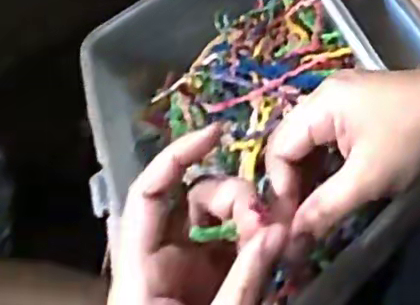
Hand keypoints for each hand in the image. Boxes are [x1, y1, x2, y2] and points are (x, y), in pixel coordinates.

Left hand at [111, 126, 287, 304]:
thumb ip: (243, 281)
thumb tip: (279, 229)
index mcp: (140, 272)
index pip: (148, 193)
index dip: (177, 155)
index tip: (218, 133)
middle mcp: (163, 263)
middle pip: (196, 198)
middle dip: (235, 197)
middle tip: (263, 222)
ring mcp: (189, 274)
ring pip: (220, 216)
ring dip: (248, 216)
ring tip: (274, 239)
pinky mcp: (213, 286)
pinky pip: (235, 242)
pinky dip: (256, 237)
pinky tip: (274, 246)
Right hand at [264, 70, 419, 239]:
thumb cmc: (407, 138)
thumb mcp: (367, 178)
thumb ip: (325, 207)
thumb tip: (292, 236)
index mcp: (322, 102)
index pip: (279, 146)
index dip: (279, 188)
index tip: (292, 222)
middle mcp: (325, 93)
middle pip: (290, 140)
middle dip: (292, 183)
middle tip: (301, 220)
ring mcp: (342, 95)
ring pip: (308, 139)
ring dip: (308, 174)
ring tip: (316, 208)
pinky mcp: (357, 103)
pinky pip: (326, 133)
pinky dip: (325, 161)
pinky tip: (333, 185)